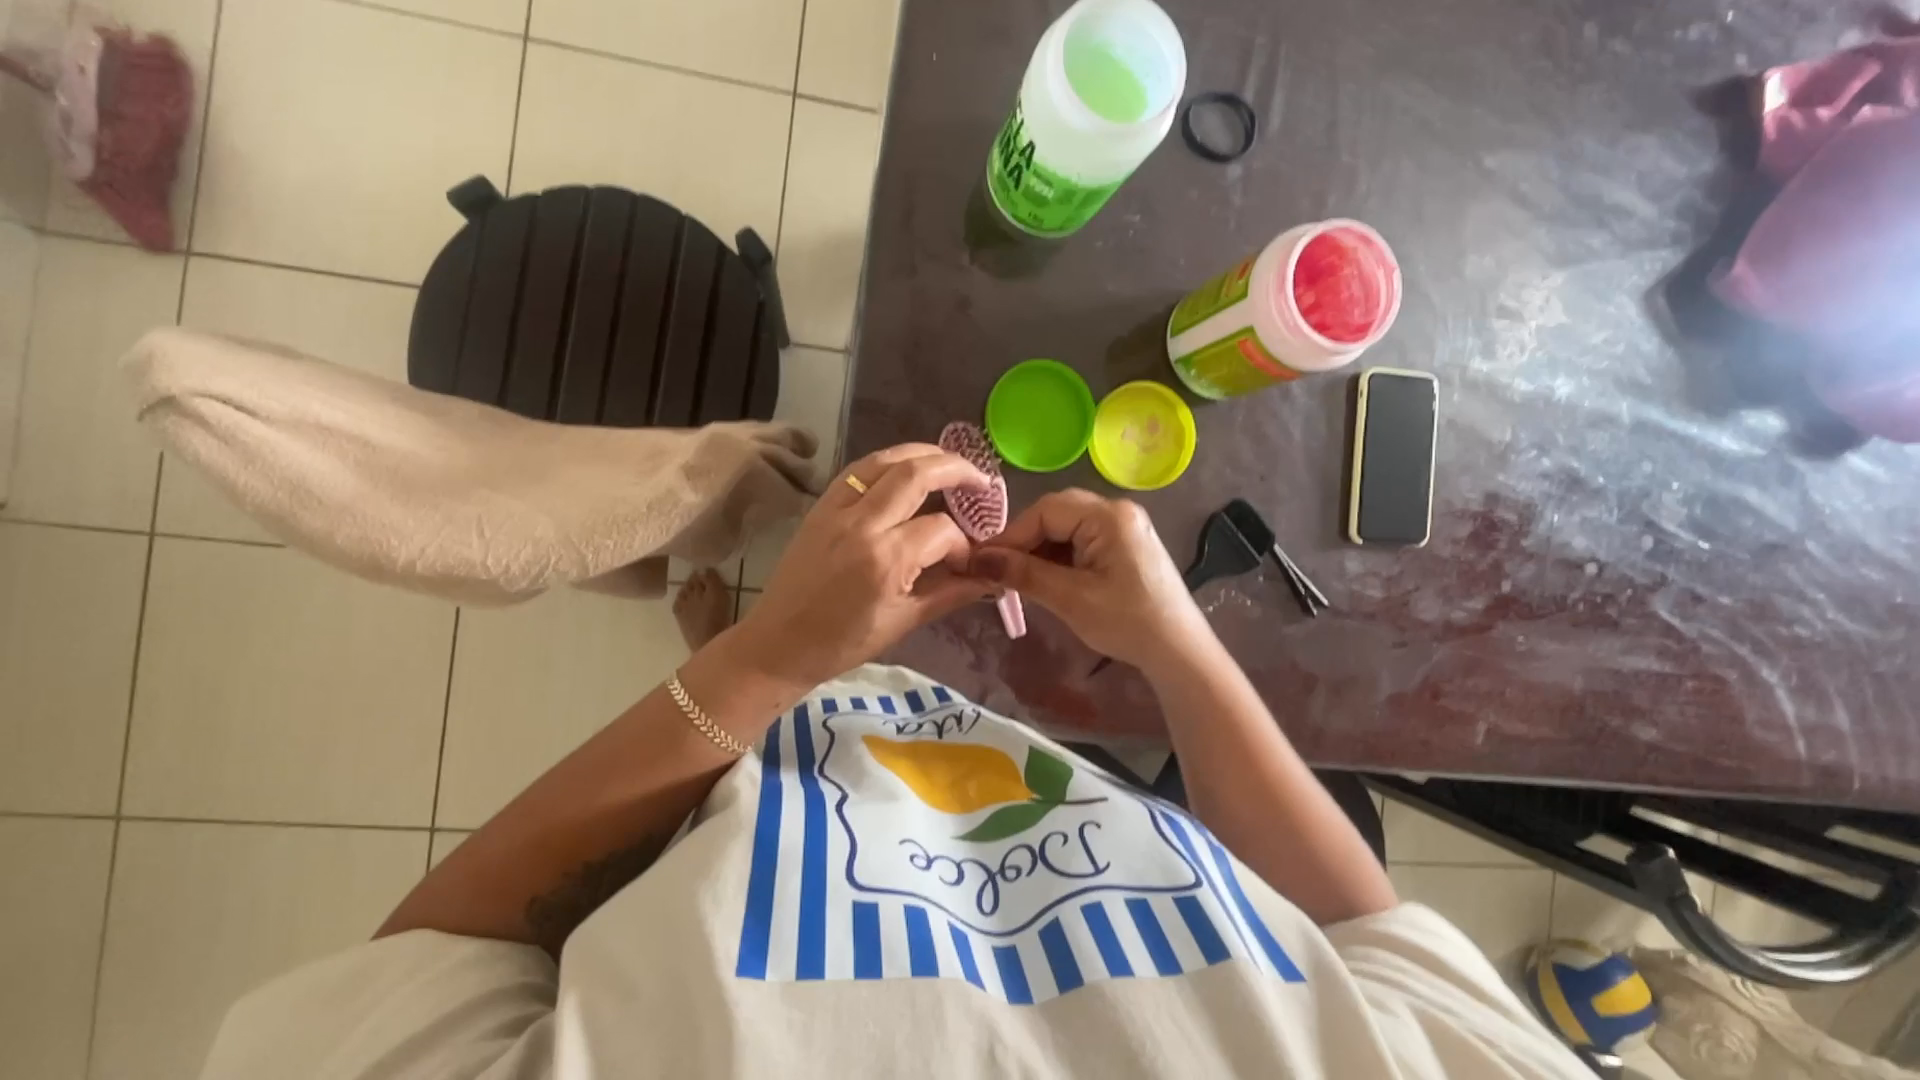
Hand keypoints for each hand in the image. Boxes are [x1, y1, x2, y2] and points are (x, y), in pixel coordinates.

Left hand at [725, 444, 997, 688]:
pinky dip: (886, 462)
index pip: (941, 530)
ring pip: (885, 461)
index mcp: (886, 559)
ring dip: (922, 453)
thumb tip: (990, 578)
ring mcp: (836, 510)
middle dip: (955, 469)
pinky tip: (905, 468)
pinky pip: (857, 470)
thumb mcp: (904, 622)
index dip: (962, 544)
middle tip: (981, 478)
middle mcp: (862, 524)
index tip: (967, 562)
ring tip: (949, 460)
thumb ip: (950, 593)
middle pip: (916, 474)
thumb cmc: (844, 643)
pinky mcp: (820, 506)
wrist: (779, 644)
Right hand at [971, 490, 1212, 673]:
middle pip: (1055, 513)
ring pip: (1067, 527)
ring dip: (1041, 550)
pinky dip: (1060, 557)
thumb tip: (977, 559)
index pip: (1044, 510)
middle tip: (1000, 571)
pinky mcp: (1125, 545)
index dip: (1011, 535)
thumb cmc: (1127, 622)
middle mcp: (1117, 511)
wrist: (1179, 651)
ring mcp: (1124, 527)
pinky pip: (1082, 539)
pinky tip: (1047, 580)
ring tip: (1020, 579)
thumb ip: (1024, 573)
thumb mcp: (1070, 598)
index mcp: (1108, 516)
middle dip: (1025, 541)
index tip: (985, 564)